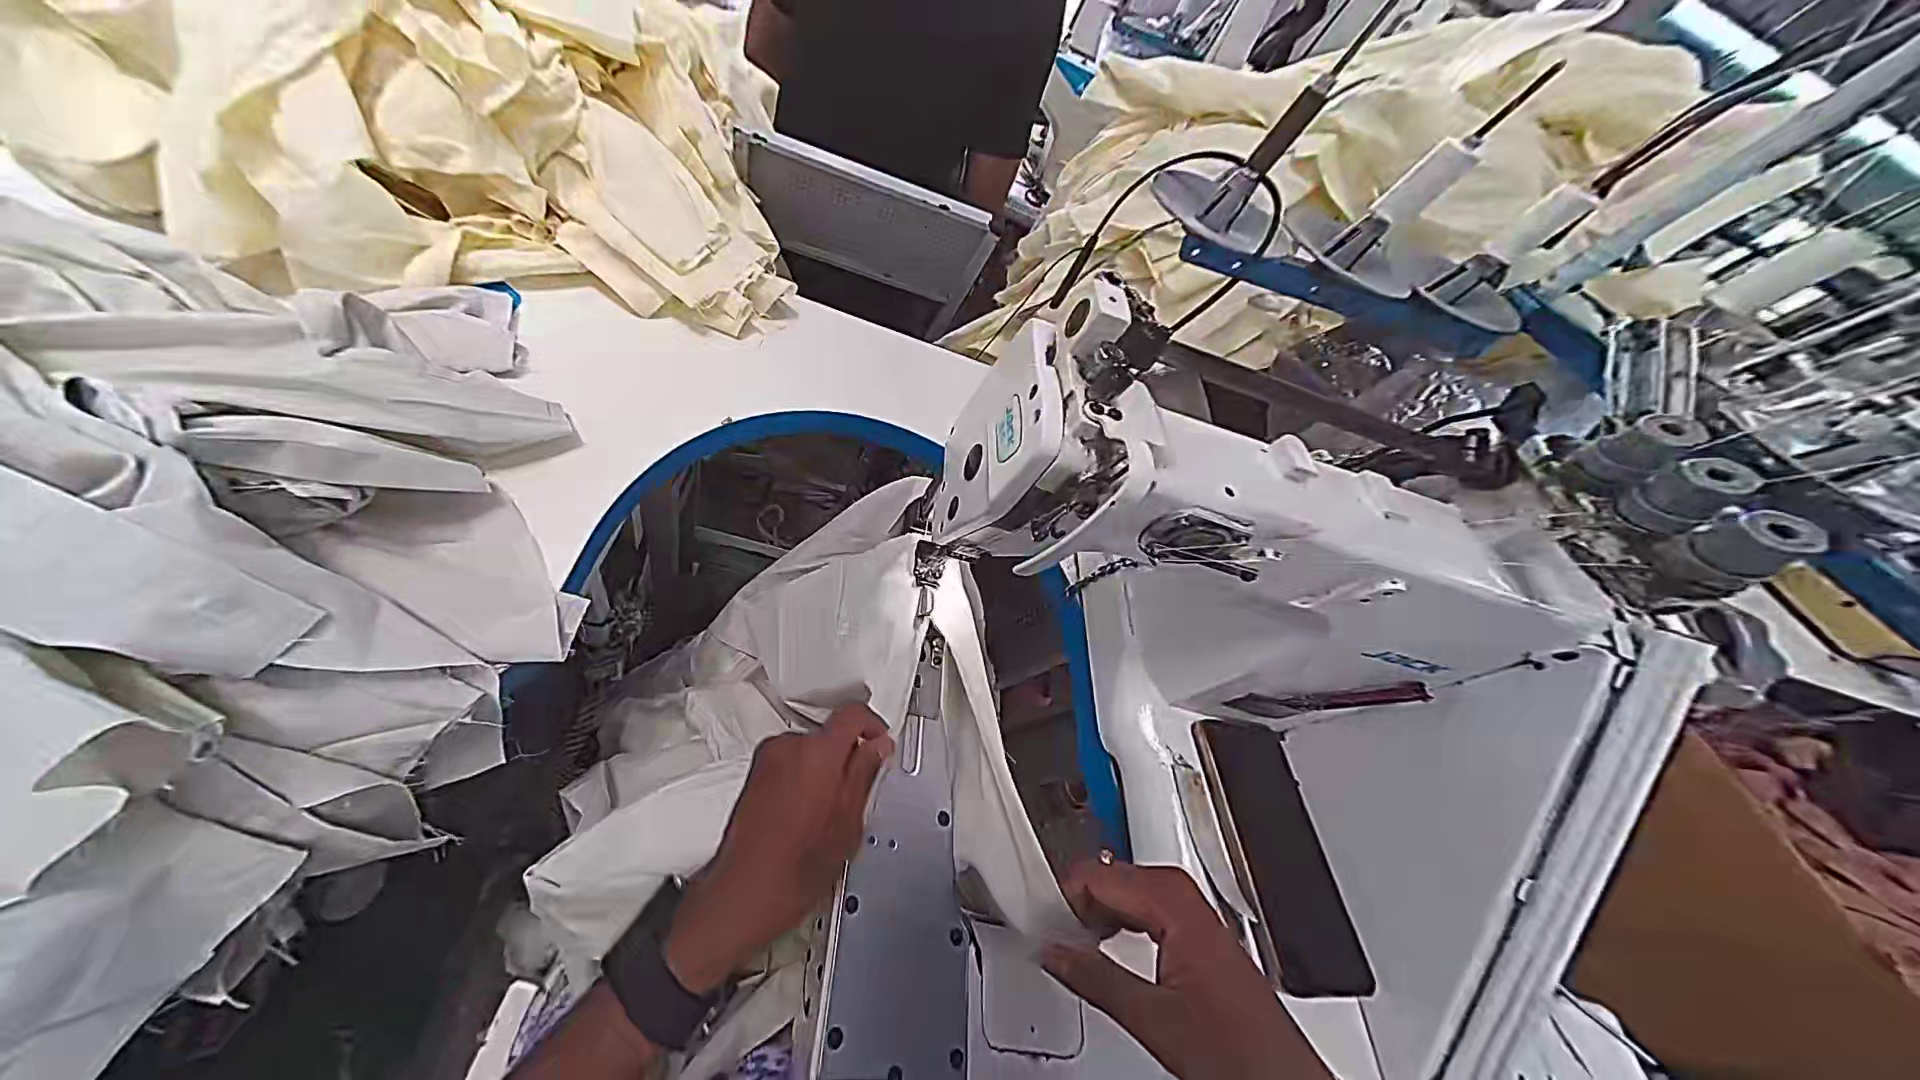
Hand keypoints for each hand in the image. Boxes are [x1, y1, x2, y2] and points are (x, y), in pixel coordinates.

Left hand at [663, 704, 894, 993]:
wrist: (742, 895)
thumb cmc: (791, 870)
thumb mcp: (849, 823)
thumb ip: (866, 774)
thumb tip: (878, 748)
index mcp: (818, 754)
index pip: (853, 714)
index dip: (874, 725)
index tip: (880, 740)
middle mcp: (789, 747)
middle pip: (830, 733)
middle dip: (848, 754)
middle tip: (860, 786)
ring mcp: (767, 759)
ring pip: (809, 749)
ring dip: (824, 768)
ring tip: (829, 810)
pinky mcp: (753, 774)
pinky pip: (789, 762)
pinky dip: (802, 777)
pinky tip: (807, 815)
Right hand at [1042, 859, 1333, 1079]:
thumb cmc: (1239, 1056)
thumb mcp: (1151, 1020)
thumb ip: (1096, 979)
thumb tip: (1055, 951)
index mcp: (1179, 910)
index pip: (1106, 877)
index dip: (1068, 892)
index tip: (1043, 913)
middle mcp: (1192, 904)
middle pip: (1121, 873)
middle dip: (1084, 894)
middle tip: (1056, 923)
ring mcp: (1201, 918)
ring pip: (1136, 887)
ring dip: (1103, 904)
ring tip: (1077, 933)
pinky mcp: (1204, 936)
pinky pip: (1153, 905)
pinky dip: (1125, 915)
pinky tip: (1111, 939)